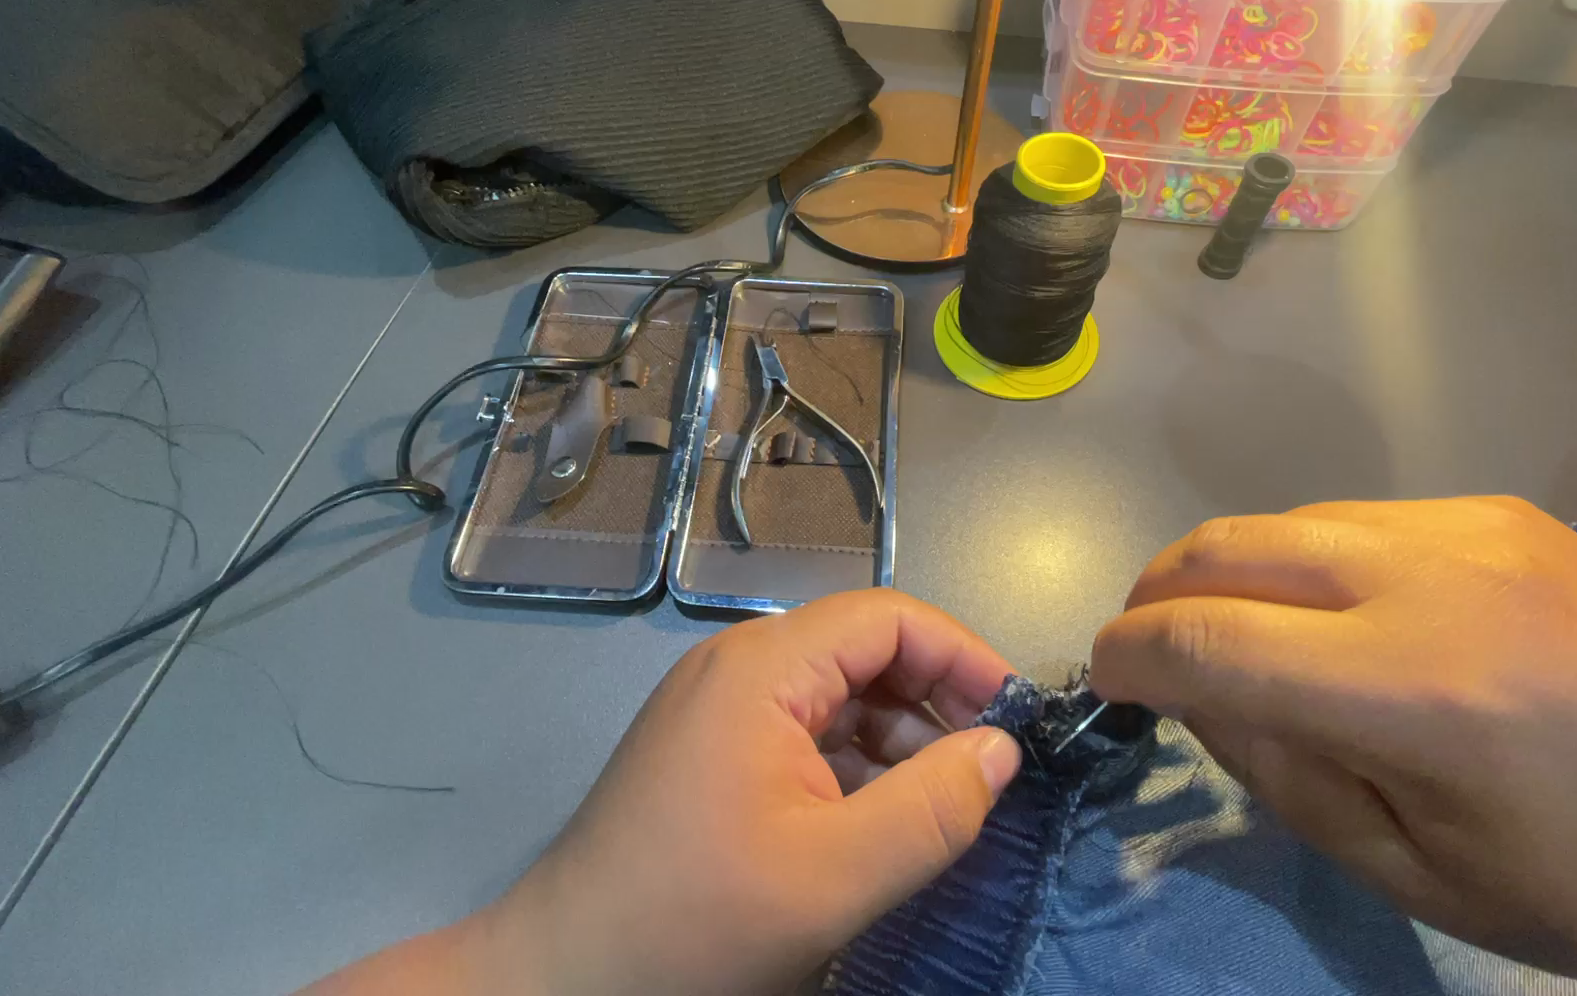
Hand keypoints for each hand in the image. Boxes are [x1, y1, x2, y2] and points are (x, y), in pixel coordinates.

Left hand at [303, 590, 1019, 995]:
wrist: (562, 978)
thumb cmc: (694, 922)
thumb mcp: (834, 877)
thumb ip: (933, 809)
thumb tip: (1002, 749)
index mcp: (764, 667)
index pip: (886, 617)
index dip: (959, 654)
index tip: (1014, 716)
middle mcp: (740, 664)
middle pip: (863, 648)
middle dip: (934, 699)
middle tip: (988, 769)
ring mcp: (722, 703)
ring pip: (838, 691)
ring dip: (899, 736)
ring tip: (943, 803)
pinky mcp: (714, 744)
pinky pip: (806, 728)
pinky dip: (856, 761)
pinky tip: (882, 815)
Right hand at [1091, 498, 1576, 993]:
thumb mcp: (1404, 870)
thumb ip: (1270, 767)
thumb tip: (1187, 685)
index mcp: (1424, 693)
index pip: (1208, 641)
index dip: (1126, 654)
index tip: (1104, 680)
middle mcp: (1438, 579)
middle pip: (1220, 550)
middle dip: (1149, 596)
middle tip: (1144, 646)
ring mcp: (1470, 527)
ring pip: (1270, 524)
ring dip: (1217, 575)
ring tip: (1230, 629)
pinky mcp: (1494, 509)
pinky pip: (1337, 518)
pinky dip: (1290, 562)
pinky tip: (1325, 610)